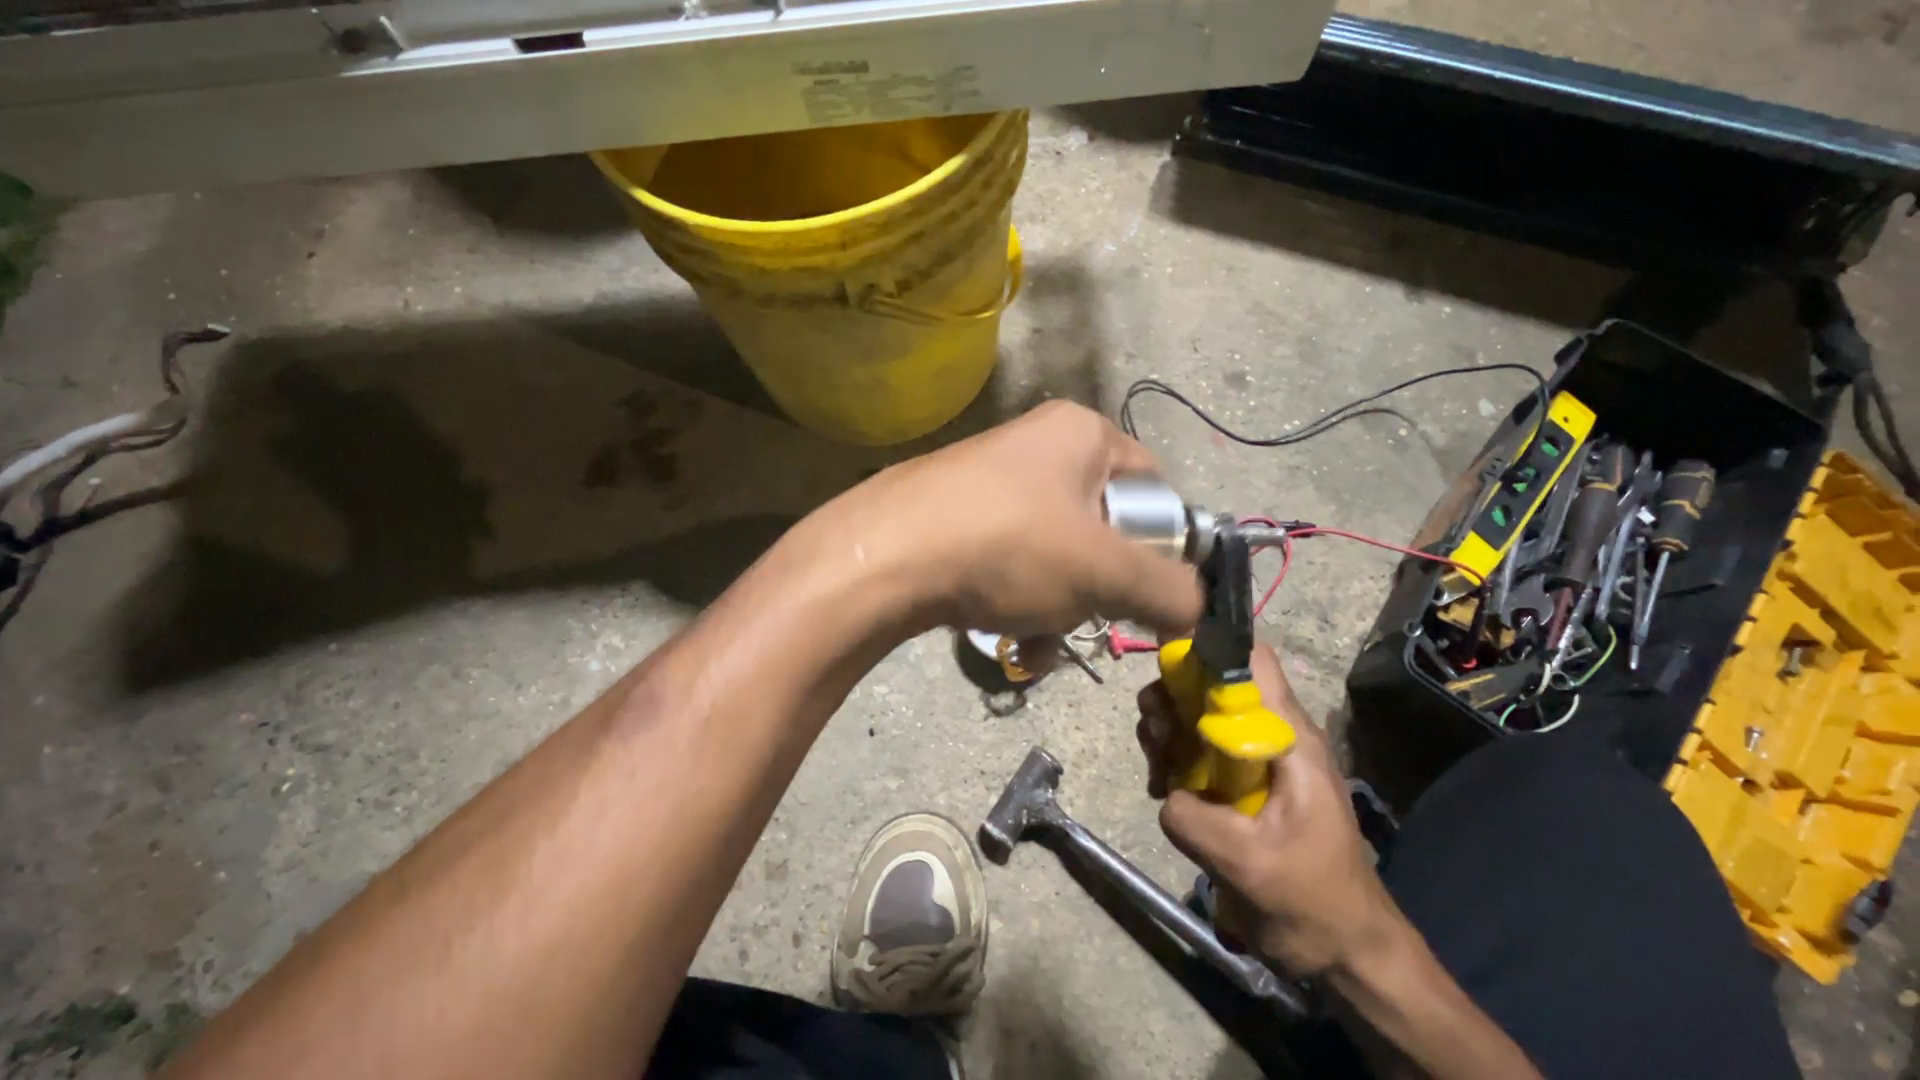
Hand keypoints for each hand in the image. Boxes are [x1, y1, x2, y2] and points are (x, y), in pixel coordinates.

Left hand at [822, 401, 1203, 636]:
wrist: (881, 559)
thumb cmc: (1008, 547)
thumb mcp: (1104, 572)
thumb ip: (1168, 591)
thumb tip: (1197, 611)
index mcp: (1082, 433)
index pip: (1154, 486)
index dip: (1163, 544)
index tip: (1154, 593)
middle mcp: (1037, 446)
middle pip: (1104, 528)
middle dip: (1101, 587)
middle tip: (1089, 618)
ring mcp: (991, 481)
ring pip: (1058, 556)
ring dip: (1061, 608)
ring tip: (1038, 639)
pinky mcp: (955, 517)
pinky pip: (1013, 563)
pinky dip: (1021, 604)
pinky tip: (1010, 642)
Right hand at [1138, 645, 1398, 976]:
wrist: (1346, 948)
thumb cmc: (1311, 900)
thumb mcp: (1247, 863)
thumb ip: (1194, 819)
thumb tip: (1167, 794)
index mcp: (1289, 739)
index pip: (1252, 662)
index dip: (1206, 655)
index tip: (1168, 685)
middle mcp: (1273, 737)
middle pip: (1214, 685)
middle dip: (1174, 700)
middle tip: (1156, 742)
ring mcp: (1258, 760)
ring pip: (1201, 717)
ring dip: (1169, 733)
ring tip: (1158, 772)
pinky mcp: (1243, 785)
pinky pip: (1200, 753)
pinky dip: (1174, 762)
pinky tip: (1166, 793)